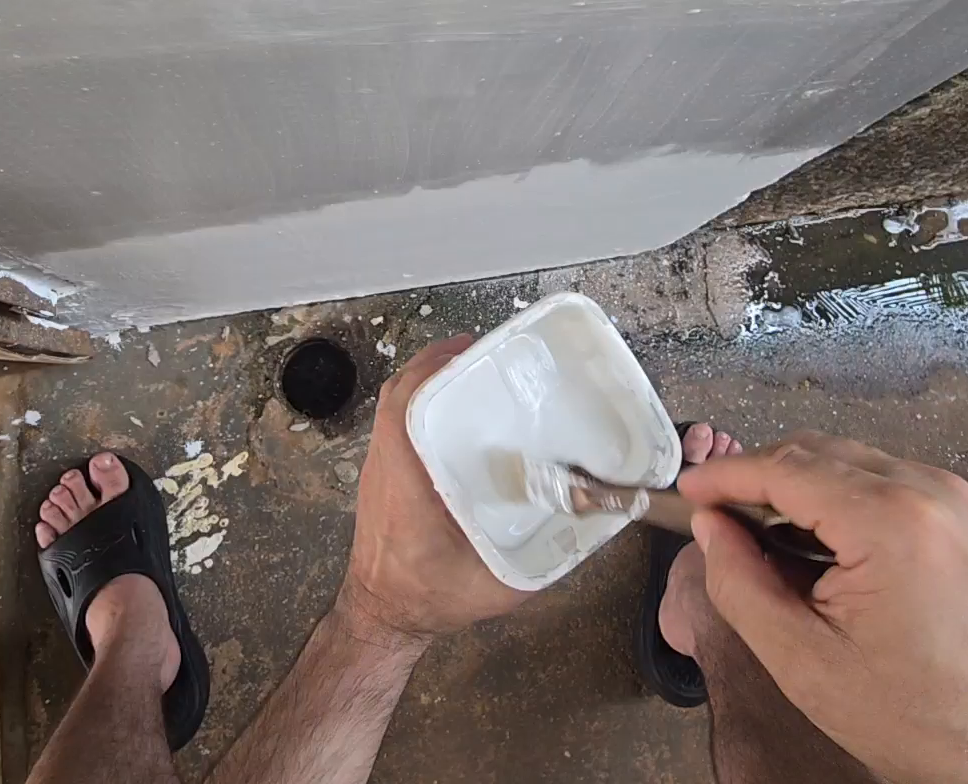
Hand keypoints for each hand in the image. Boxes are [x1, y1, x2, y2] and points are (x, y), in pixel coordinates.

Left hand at [338, 334, 529, 644]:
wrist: (381, 619)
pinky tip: (452, 411)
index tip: (468, 348)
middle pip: (398, 393)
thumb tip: (590, 519)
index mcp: (408, 481)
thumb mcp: (496, 584)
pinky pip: (393, 423)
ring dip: (425, 380)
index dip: (432, 368)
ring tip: (468, 371)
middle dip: (433, 362)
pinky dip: (418, 403)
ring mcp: (377, 468)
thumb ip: (545, 557)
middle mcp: (386, 464)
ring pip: (392, 405)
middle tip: (478, 352)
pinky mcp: (379, 476)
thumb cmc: (431, 599)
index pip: (406, 405)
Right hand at [679, 432, 967, 783]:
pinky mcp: (960, 514)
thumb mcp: (803, 660)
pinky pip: (876, 478)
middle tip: (716, 516)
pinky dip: (832, 494)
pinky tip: (815, 539)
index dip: (725, 474)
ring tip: (761, 532)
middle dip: (756, 477)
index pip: (784, 467)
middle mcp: (926, 489)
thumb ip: (739, 582)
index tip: (686, 490)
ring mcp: (951, 497)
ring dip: (793, 484)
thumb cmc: (916, 718)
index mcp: (891, 520)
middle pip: (813, 452)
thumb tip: (710, 525)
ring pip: (843, 460)